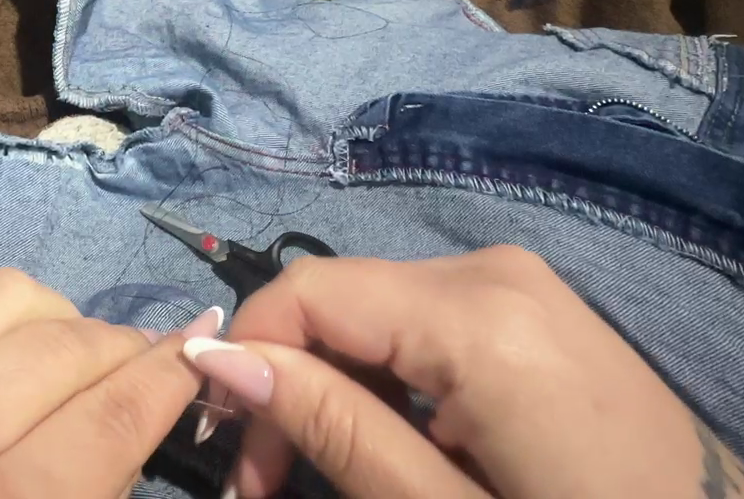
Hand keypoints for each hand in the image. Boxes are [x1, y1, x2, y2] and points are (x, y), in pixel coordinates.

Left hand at [0, 268, 219, 498]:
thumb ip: (95, 489)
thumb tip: (142, 405)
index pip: (106, 420)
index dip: (167, 378)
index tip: (203, 346)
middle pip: (65, 347)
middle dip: (126, 349)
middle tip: (147, 368)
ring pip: (10, 297)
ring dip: (64, 322)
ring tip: (76, 360)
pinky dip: (1, 329)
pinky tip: (4, 368)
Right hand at [182, 248, 743, 498]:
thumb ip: (334, 426)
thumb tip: (215, 355)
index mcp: (480, 314)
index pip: (310, 291)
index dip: (250, 356)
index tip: (232, 452)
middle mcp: (491, 267)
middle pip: (341, 299)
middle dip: (293, 380)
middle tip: (271, 478)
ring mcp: (517, 279)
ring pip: (374, 309)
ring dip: (335, 381)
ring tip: (335, 463)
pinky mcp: (528, 302)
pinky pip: (420, 319)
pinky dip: (385, 373)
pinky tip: (398, 438)